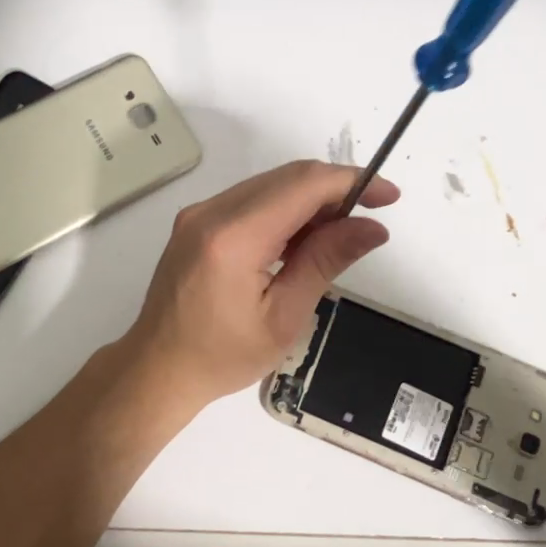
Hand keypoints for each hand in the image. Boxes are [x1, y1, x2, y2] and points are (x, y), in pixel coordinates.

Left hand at [119, 160, 400, 407]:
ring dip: (309, 200)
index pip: (302, 186)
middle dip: (334, 189)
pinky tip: (301, 239)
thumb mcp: (284, 317)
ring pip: (268, 185)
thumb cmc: (221, 356)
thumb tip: (372, 227)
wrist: (157, 367)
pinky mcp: (194, 223)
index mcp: (232, 237)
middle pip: (286, 178)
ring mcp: (197, 214)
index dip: (351, 182)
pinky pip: (248, 200)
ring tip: (339, 236)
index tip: (388, 196)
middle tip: (369, 219)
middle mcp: (210, 212)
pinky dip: (282, 210)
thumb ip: (325, 262)